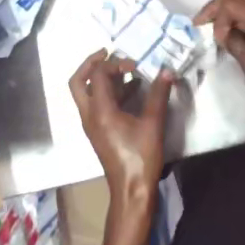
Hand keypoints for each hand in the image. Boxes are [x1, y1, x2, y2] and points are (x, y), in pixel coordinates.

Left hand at [69, 50, 172, 204]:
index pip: (98, 75)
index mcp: (99, 111)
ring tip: (124, 71)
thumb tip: (167, 71)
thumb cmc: (141, 157)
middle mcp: (89, 115)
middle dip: (91, 64)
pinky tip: (130, 92)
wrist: (131, 190)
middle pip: (78, 81)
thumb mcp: (153, 124)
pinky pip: (95, 104)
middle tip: (109, 54)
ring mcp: (91, 125)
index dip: (116, 63)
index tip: (135, 66)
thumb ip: (158, 95)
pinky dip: (107, 93)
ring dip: (100, 78)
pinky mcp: (98, 132)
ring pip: (85, 93)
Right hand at [195, 0, 244, 100]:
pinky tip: (234, 29)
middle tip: (202, 24)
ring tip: (216, 28)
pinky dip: (240, 13)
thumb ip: (235, 44)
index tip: (214, 40)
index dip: (215, 19)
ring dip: (228, 10)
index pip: (229, 4)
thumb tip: (224, 35)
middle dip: (216, 8)